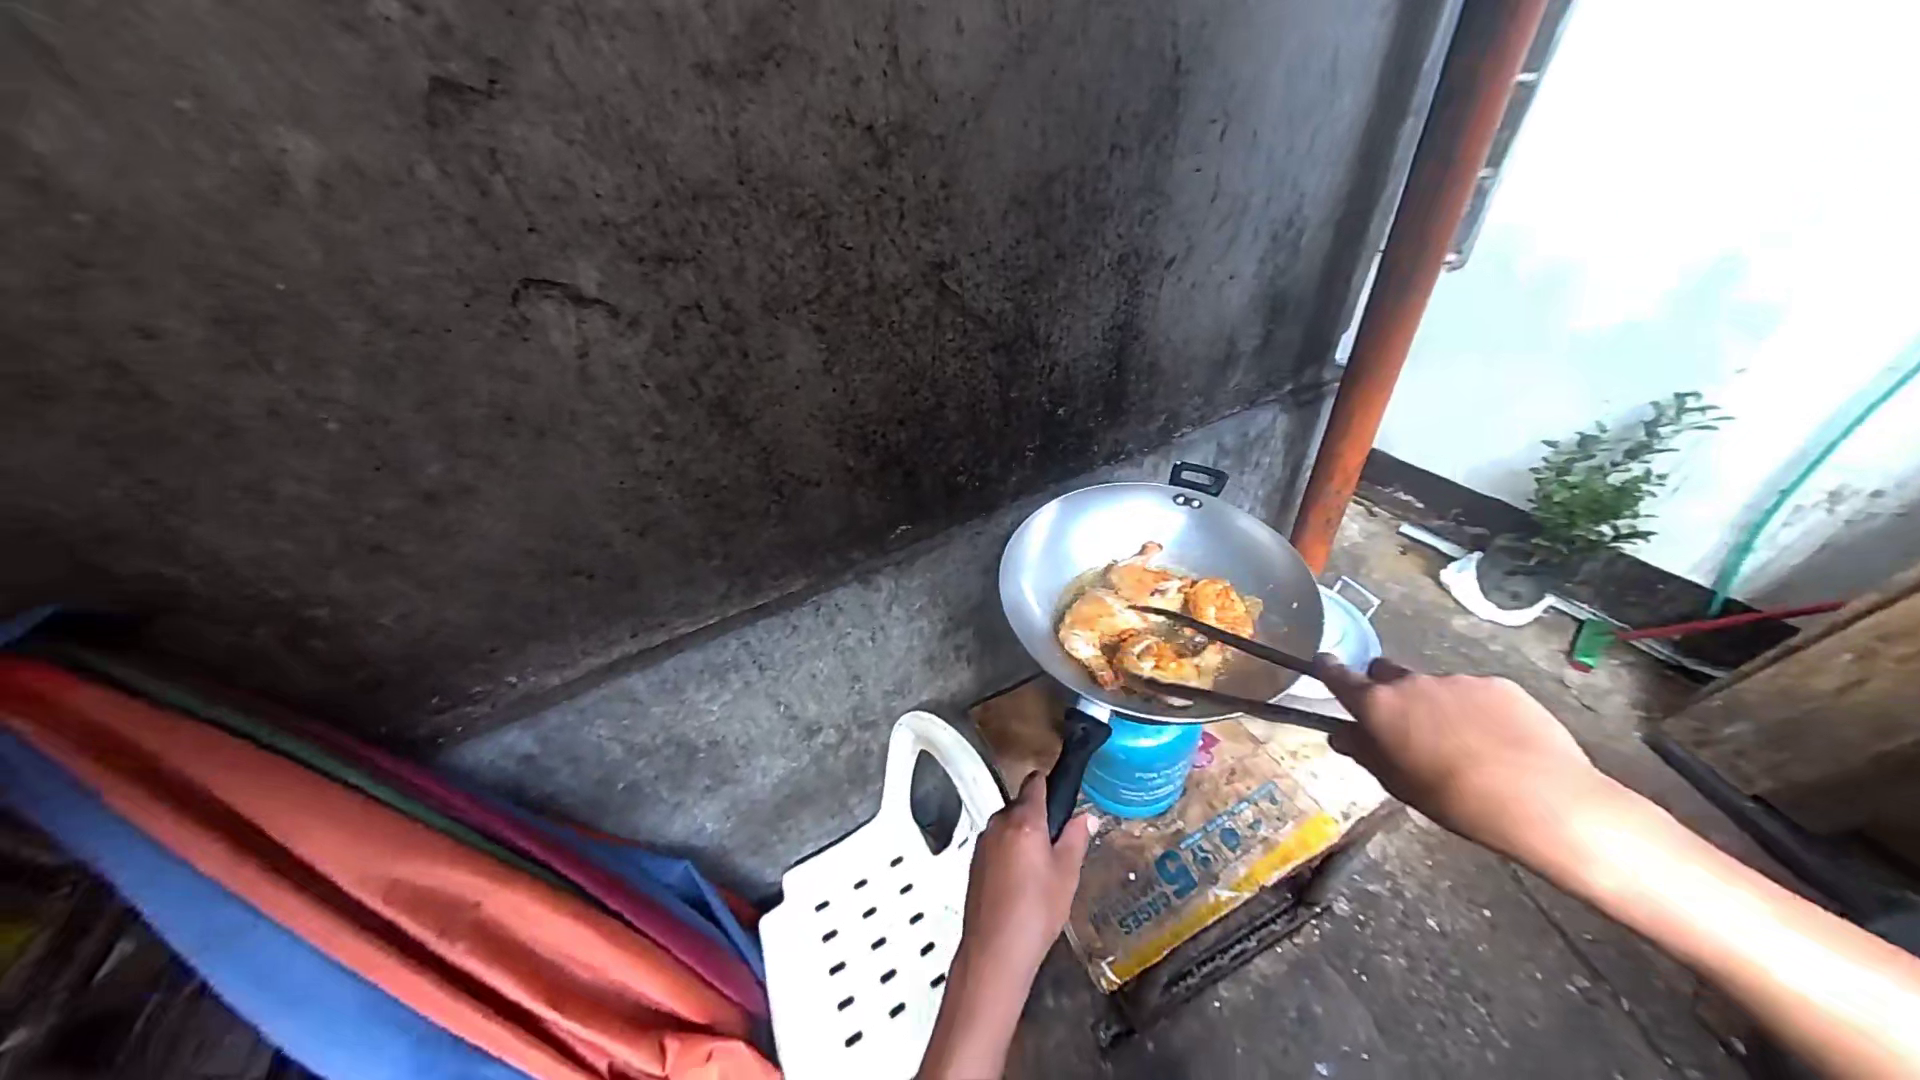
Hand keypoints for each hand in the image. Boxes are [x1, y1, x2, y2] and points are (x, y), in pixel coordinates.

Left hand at [919, 773, 1093, 1078]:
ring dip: (1023, 835)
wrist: (995, 950)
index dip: (1050, 784)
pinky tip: (1020, 882)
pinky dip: (1009, 852)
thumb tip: (1086, 816)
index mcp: (1024, 819)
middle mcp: (999, 822)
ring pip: (1008, 825)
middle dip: (1038, 817)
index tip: (1062, 793)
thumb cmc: (1037, 910)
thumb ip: (1076, 838)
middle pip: (1022, 805)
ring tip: (1040, 869)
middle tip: (1057, 845)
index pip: (1035, 781)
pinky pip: (997, 843)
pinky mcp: (974, 860)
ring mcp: (984, 841)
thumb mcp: (1067, 873)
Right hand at [1314, 655, 1608, 860]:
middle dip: (1388, 690)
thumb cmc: (1454, 799)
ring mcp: (1457, 680)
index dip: (1328, 669)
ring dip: (1436, 704)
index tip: (1324, 665)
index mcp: (1377, 704)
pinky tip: (1497, 741)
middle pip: (1386, 673)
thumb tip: (1342, 735)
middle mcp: (1410, 682)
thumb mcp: (1397, 783)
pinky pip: (1476, 693)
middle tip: (1405, 722)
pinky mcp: (1500, 685)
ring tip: (1464, 742)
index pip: (1338, 675)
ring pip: (1434, 686)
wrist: (1543, 800)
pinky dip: (1477, 710)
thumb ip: (1365, 752)